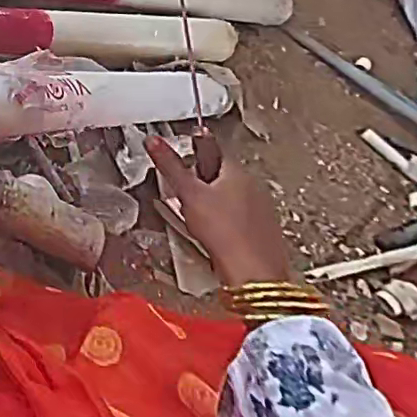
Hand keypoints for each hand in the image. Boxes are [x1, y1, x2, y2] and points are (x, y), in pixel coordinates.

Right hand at [147, 132, 290, 286]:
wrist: (253, 276)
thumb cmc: (224, 231)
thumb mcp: (188, 193)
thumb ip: (170, 165)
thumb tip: (154, 141)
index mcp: (238, 172)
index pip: (212, 149)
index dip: (192, 154)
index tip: (181, 162)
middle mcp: (254, 187)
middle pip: (220, 174)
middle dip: (201, 181)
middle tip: (184, 193)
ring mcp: (262, 211)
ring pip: (229, 196)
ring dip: (212, 202)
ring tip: (196, 216)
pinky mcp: (263, 232)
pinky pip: (238, 217)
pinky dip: (224, 221)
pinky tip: (214, 233)